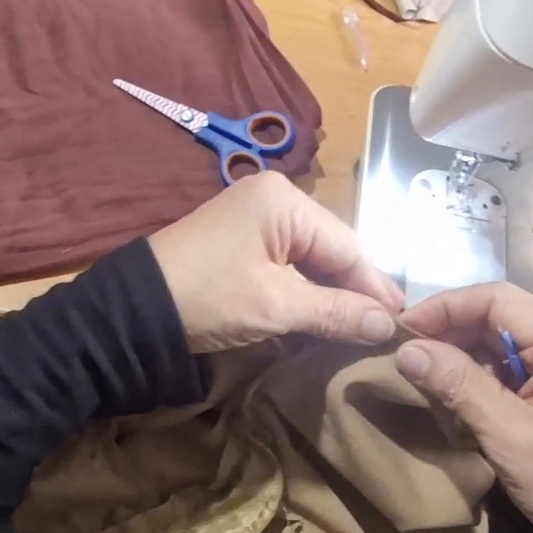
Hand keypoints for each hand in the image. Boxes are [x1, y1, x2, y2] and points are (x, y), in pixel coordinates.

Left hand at [149, 172, 405, 353]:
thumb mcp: (276, 306)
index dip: (375, 288)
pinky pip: (285, 266)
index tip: (401, 322)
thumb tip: (387, 325)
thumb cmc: (208, 297)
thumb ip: (335, 312)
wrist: (131, 312)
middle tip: (382, 331)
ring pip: (309, 261)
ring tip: (357, 330)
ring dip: (329, 296)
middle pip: (330, 251)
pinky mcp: (237, 244)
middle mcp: (272, 200)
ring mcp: (252, 221)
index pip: (348, 246)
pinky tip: (319, 319)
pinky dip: (302, 294)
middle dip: (354, 292)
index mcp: (284, 201)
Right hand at [395, 283, 532, 532]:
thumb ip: (458, 385)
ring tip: (423, 370)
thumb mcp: (507, 436)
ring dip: (464, 351)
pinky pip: (519, 362)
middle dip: (451, 329)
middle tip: (406, 353)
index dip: (445, 308)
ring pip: (508, 338)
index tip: (402, 330)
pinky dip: (484, 370)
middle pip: (503, 315)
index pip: (498, 300)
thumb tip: (406, 349)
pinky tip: (456, 388)